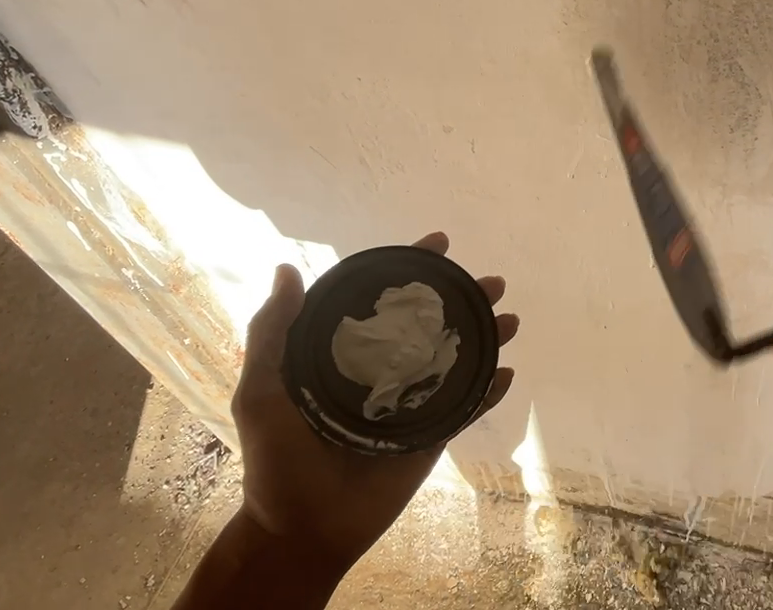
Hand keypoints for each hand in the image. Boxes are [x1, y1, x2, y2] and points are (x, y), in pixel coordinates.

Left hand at [231, 231, 518, 566]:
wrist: (301, 529)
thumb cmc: (277, 460)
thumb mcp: (262, 392)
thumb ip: (272, 333)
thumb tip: (287, 269)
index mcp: (350, 352)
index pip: (387, 299)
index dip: (414, 267)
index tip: (441, 243)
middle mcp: (387, 367)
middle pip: (434, 322)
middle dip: (467, 298)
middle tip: (492, 282)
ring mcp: (414, 401)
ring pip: (458, 359)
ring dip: (488, 337)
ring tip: (510, 320)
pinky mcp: (431, 435)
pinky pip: (467, 408)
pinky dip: (489, 391)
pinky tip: (505, 373)